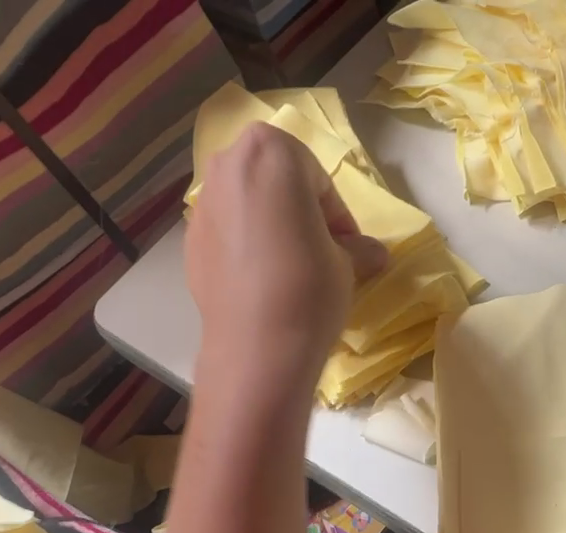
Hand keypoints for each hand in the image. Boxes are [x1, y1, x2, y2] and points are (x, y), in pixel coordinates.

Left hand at [185, 125, 387, 392]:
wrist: (257, 346)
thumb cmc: (309, 289)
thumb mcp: (348, 266)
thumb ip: (359, 249)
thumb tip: (374, 253)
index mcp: (273, 153)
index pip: (318, 177)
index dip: (337, 214)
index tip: (346, 246)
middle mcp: (229, 165)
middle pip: (276, 180)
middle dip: (300, 210)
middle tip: (319, 250)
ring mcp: (204, 202)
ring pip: (249, 203)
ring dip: (272, 225)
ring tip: (290, 268)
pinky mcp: (190, 238)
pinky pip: (229, 231)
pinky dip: (247, 246)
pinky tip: (264, 283)